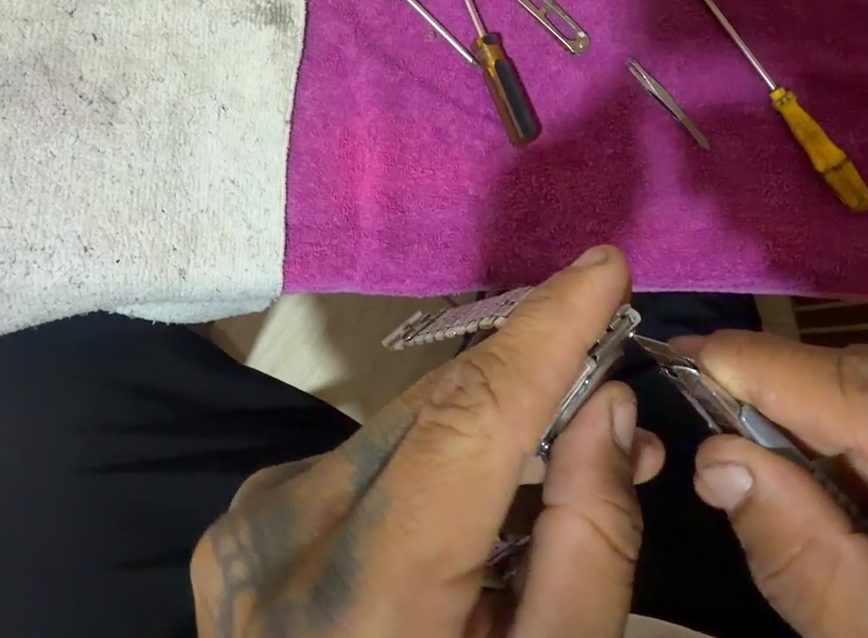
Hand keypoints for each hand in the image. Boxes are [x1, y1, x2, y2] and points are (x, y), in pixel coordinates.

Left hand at [191, 246, 665, 636]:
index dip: (544, 332)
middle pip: (435, 414)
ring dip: (489, 429)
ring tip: (571, 454)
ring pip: (404, 428)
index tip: (603, 266)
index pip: (467, 418)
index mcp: (360, 601)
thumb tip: (611, 408)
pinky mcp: (248, 518)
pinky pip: (368, 459)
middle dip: (533, 384)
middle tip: (618, 394)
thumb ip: (585, 548)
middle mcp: (284, 536)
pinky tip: (481, 500)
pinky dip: (434, 461)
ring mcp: (252, 522)